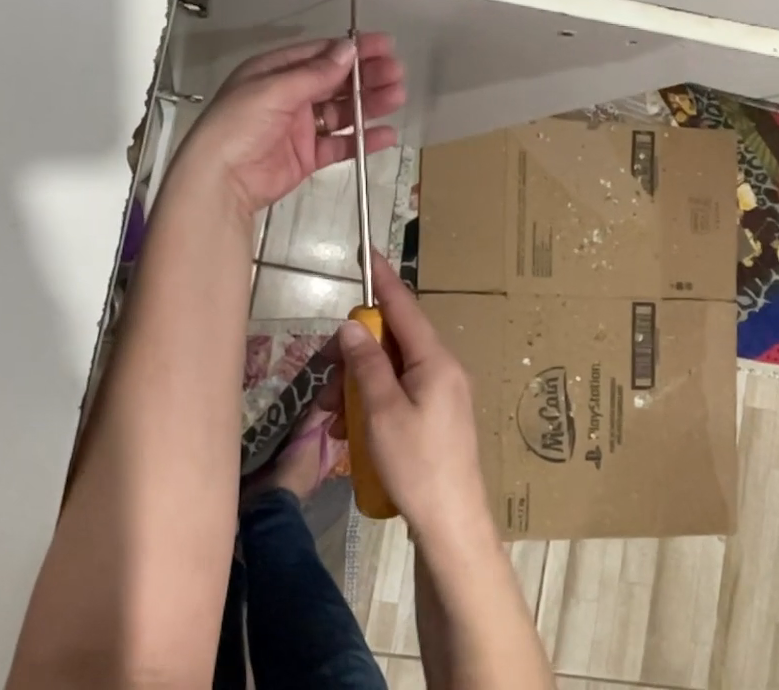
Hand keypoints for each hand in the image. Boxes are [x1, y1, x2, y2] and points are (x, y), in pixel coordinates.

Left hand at [172, 34, 403, 216]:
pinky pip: (339, 144)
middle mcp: (288, 96)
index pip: (320, 55)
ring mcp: (298, 128)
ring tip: (397, 97)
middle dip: (366, 76)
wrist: (219, 180)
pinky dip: (362, 139)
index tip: (384, 46)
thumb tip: (348, 49)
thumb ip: (315, 73)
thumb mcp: (274, 89)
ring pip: (341, 111)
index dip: (352, 50)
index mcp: (274, 72)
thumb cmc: (237, 126)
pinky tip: (384, 134)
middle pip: (335, 81)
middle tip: (396, 73)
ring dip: (369, 103)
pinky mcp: (305, 157)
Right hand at [335, 253, 490, 550]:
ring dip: (357, 385)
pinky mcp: (435, 418)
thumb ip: (366, 364)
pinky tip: (349, 430)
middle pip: (391, 341)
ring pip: (389, 370)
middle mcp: (443, 370)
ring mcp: (441, 395)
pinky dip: (371, 404)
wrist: (451, 525)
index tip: (367, 253)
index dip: (383, 279)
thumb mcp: (382, 412)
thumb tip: (352, 325)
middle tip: (326, 383)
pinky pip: (397, 394)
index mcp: (436, 361)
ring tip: (333, 418)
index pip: (405, 306)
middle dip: (354, 355)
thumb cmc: (418, 465)